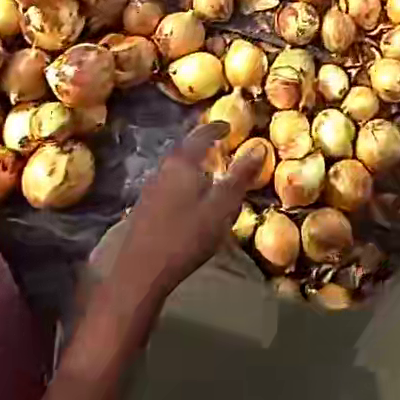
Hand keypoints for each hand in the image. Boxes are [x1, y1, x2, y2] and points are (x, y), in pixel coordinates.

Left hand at [109, 122, 263, 296]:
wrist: (140, 273)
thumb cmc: (186, 236)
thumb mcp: (221, 208)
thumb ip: (239, 178)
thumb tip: (258, 148)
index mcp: (182, 164)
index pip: (200, 136)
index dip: (215, 128)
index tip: (227, 126)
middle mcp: (163, 170)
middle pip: (184, 150)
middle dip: (201, 146)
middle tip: (218, 147)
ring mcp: (150, 189)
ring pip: (174, 168)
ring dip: (191, 165)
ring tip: (206, 172)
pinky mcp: (143, 208)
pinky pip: (167, 183)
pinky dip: (181, 181)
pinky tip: (187, 198)